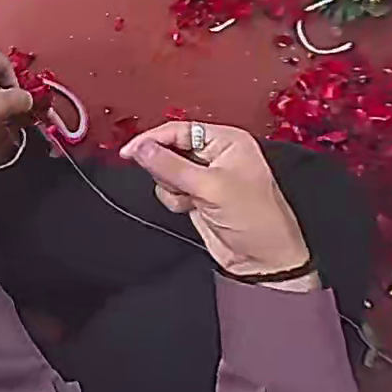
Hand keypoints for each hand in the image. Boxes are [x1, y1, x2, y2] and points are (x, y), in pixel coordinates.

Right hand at [120, 122, 315, 286]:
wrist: (262, 261)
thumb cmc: (252, 219)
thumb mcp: (210, 188)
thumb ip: (170, 166)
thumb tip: (139, 148)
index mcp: (226, 140)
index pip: (180, 130)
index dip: (153, 139)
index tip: (129, 152)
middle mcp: (215, 153)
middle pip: (169, 148)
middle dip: (167, 168)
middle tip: (178, 185)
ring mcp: (205, 175)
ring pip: (165, 170)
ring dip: (171, 187)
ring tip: (190, 200)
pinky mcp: (196, 195)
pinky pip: (169, 188)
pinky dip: (174, 199)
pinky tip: (190, 208)